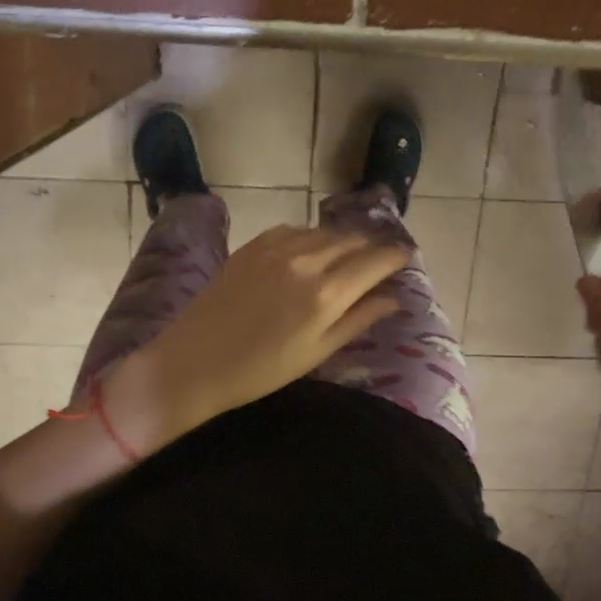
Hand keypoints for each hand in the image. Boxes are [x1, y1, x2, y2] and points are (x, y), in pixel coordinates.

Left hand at [112, 225, 410, 447]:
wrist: (194, 362)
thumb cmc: (261, 370)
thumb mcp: (317, 352)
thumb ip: (357, 319)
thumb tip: (394, 298)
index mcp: (326, 293)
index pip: (374, 261)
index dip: (395, 256)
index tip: (407, 256)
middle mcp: (305, 261)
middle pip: (351, 241)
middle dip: (370, 248)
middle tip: (379, 260)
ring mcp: (275, 248)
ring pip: (323, 232)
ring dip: (342, 241)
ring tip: (347, 257)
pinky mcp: (252, 245)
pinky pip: (293, 230)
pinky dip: (310, 237)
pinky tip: (310, 252)